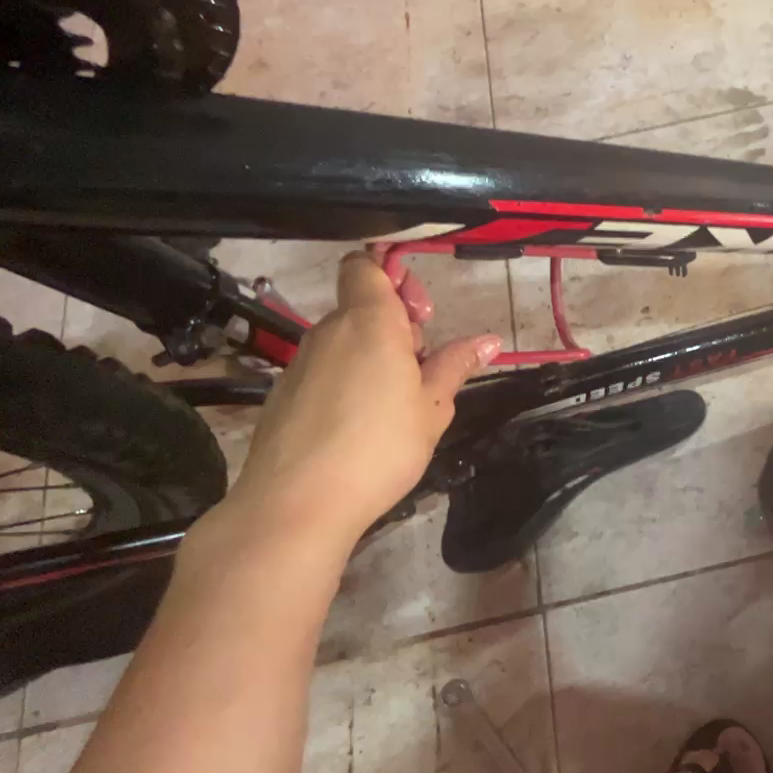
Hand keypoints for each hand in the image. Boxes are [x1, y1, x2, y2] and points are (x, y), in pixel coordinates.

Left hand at [214, 251, 502, 551]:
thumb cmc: (379, 448)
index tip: (422, 315)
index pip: (365, 266)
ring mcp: (301, 364)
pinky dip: (348, 381)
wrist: (295, 506)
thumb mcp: (433, 406)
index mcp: (370, 322)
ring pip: (345, 340)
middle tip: (423, 365)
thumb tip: (488, 340)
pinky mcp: (284, 396)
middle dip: (397, 325)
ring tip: (397, 402)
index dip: (394, 276)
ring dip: (374, 355)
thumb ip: (456, 365)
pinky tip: (362, 424)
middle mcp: (329, 332)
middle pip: (362, 305)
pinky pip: (325, 370)